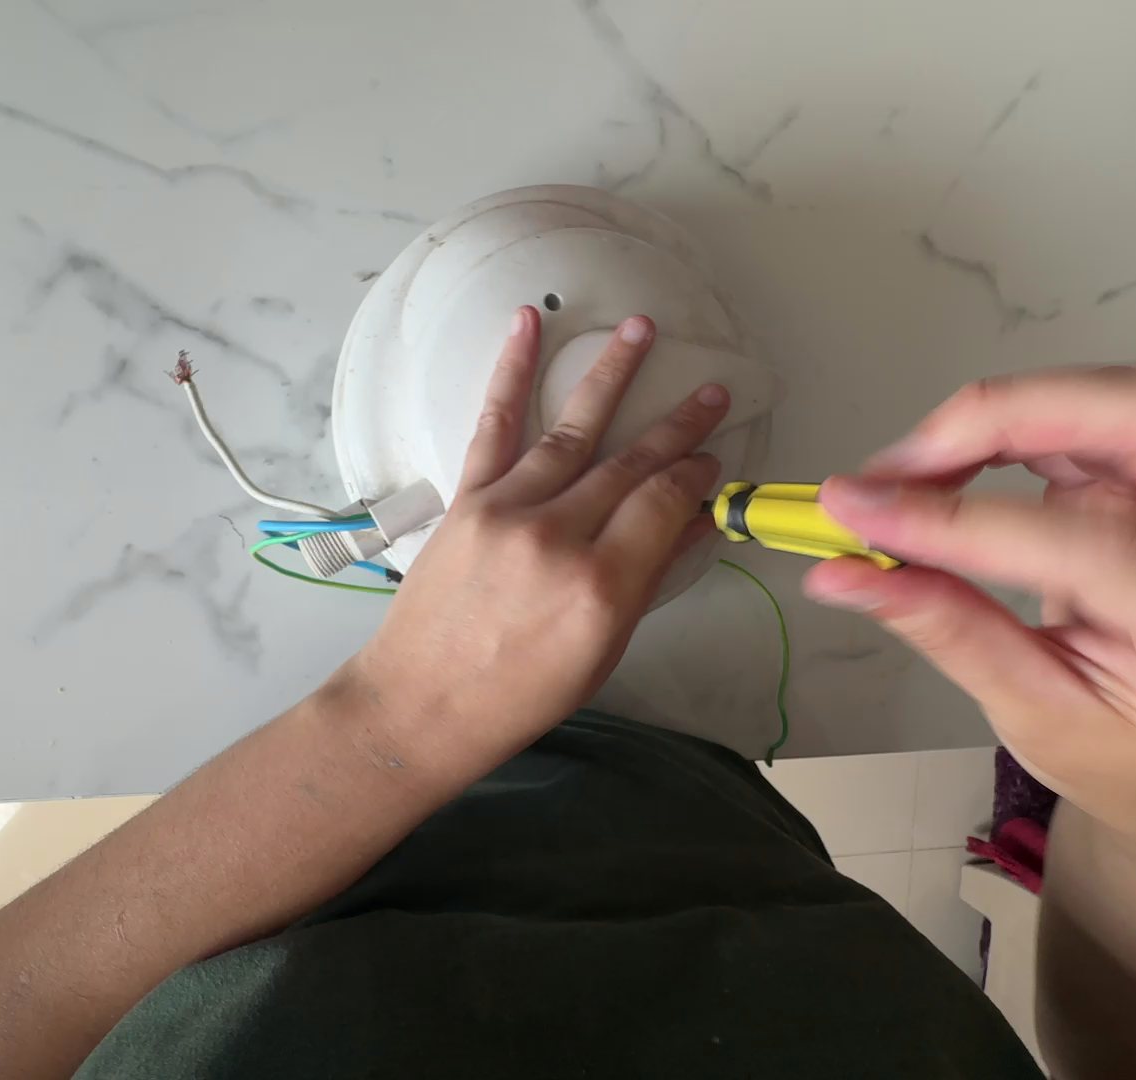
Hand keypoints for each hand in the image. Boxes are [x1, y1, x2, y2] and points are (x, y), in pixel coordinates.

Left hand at [338, 307, 726, 766]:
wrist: (422, 703)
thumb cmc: (521, 695)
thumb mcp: (601, 651)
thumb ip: (648, 579)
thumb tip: (694, 523)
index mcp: (601, 586)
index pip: (664, 503)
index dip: (695, 475)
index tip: (712, 461)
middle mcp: (557, 537)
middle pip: (630, 465)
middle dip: (677, 426)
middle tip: (711, 393)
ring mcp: (507, 510)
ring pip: (573, 430)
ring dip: (612, 374)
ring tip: (643, 328)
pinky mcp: (467, 499)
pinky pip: (494, 425)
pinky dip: (511, 372)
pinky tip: (529, 326)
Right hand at [803, 364, 1135, 836]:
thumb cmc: (1125, 764)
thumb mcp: (1029, 717)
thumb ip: (943, 630)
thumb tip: (836, 573)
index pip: (1103, 548)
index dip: (965, 520)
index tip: (853, 512)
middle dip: (1011, 415)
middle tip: (898, 464)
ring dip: (1004, 416)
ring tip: (909, 470)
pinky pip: (1108, 417)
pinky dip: (1016, 428)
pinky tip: (956, 468)